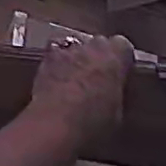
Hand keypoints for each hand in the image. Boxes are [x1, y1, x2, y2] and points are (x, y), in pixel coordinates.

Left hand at [26, 35, 133, 149]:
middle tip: (98, 76)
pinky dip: (57, 64)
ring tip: (76, 77)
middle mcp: (89, 47)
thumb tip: (112, 92)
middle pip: (97, 42)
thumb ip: (116, 91)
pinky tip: (56, 79)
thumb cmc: (94, 121)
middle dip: (98, 55)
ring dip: (76, 57)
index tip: (120, 70)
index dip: (121, 58)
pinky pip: (53, 55)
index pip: (122, 45)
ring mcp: (64, 51)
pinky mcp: (43, 59)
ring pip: (74, 46)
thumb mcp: (117, 110)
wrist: (55, 123)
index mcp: (114, 57)